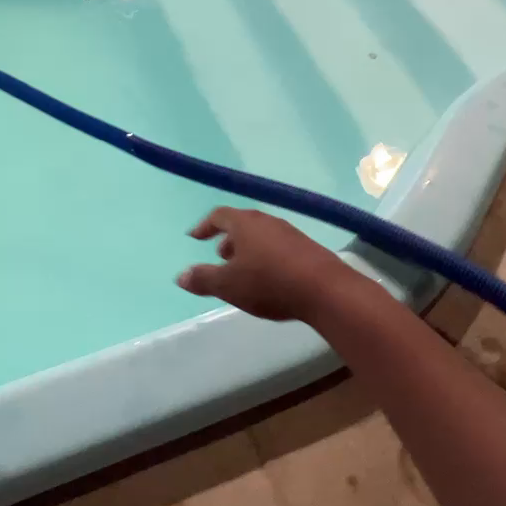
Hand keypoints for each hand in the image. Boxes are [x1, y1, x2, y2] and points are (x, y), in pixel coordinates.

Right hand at [176, 207, 369, 322]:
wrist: (324, 289)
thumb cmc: (269, 282)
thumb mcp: (229, 285)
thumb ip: (203, 279)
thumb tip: (180, 275)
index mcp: (244, 223)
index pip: (219, 216)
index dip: (205, 226)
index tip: (195, 237)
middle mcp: (266, 221)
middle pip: (241, 223)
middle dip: (228, 238)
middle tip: (219, 256)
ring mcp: (288, 232)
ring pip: (260, 234)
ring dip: (248, 248)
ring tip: (243, 268)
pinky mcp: (306, 247)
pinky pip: (277, 245)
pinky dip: (266, 255)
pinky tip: (269, 276)